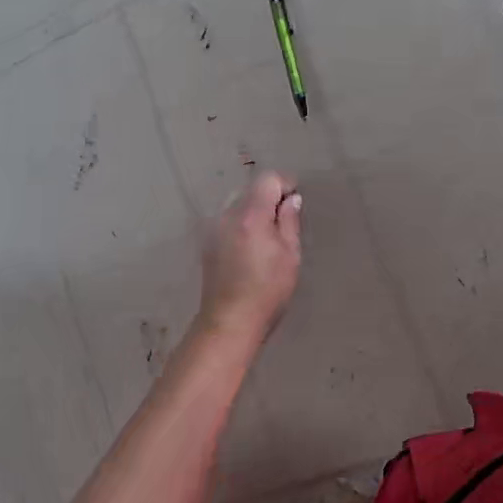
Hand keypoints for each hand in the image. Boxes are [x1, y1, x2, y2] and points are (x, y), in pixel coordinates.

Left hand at [199, 171, 302, 338]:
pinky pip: (228, 219)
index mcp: (250, 215)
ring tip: (268, 235)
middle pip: (251, 189)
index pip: (267, 180)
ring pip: (238, 203)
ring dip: (254, 209)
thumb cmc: (267, 291)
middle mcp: (227, 214)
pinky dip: (242, 222)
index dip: (284, 184)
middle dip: (269, 197)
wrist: (229, 322)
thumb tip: (291, 199)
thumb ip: (289, 222)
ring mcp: (213, 227)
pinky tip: (250, 247)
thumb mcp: (290, 256)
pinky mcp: (207, 241)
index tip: (295, 199)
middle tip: (285, 220)